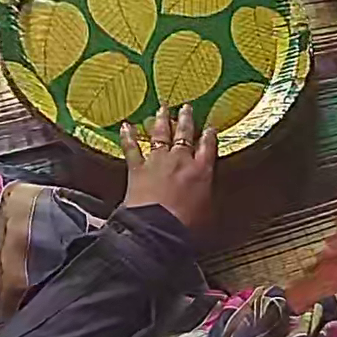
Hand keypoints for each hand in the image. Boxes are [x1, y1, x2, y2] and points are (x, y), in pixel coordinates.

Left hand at [121, 105, 216, 232]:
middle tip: (185, 107)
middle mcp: (181, 160)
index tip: (210, 127)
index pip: (208, 147)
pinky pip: (132, 148)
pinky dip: (128, 137)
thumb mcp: (208, 212)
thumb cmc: (187, 224)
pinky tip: (126, 126)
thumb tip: (210, 198)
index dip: (209, 135)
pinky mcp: (138, 168)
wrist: (157, 229)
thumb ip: (208, 198)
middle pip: (184, 134)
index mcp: (202, 171)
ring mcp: (158, 161)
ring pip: (161, 135)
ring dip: (162, 121)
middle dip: (186, 120)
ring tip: (162, 109)